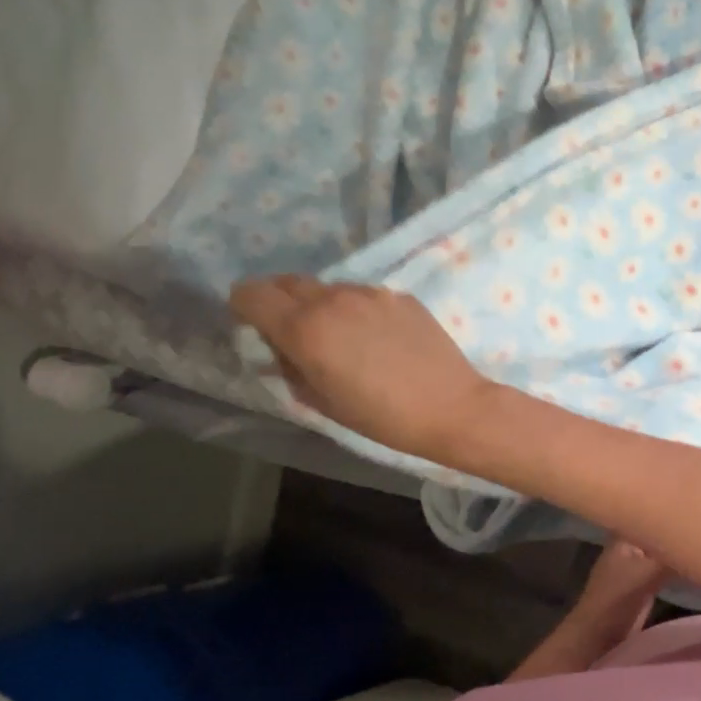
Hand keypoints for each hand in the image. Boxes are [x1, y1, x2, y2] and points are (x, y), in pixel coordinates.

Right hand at [230, 275, 495, 459]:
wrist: (454, 408)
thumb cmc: (385, 417)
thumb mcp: (322, 401)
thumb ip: (290, 368)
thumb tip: (279, 350)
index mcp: (304, 327)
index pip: (249, 293)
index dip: (246, 309)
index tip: (259, 328)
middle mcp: (334, 300)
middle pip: (287, 283)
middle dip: (282, 303)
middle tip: (299, 335)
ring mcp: (372, 294)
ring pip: (330, 288)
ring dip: (325, 306)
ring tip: (348, 340)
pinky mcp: (403, 298)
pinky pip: (367, 296)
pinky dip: (362, 310)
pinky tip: (383, 340)